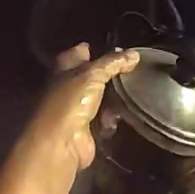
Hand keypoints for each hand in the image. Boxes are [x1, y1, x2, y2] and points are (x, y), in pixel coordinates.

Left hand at [19, 43, 139, 177]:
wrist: (60, 143)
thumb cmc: (71, 101)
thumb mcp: (93, 74)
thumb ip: (113, 63)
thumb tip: (134, 54)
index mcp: (64, 67)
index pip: (81, 52)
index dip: (99, 50)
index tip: (121, 50)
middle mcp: (69, 85)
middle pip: (94, 76)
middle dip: (111, 76)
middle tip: (132, 73)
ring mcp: (77, 107)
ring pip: (102, 97)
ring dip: (114, 99)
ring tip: (128, 96)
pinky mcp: (86, 127)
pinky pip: (104, 118)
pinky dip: (110, 119)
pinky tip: (113, 119)